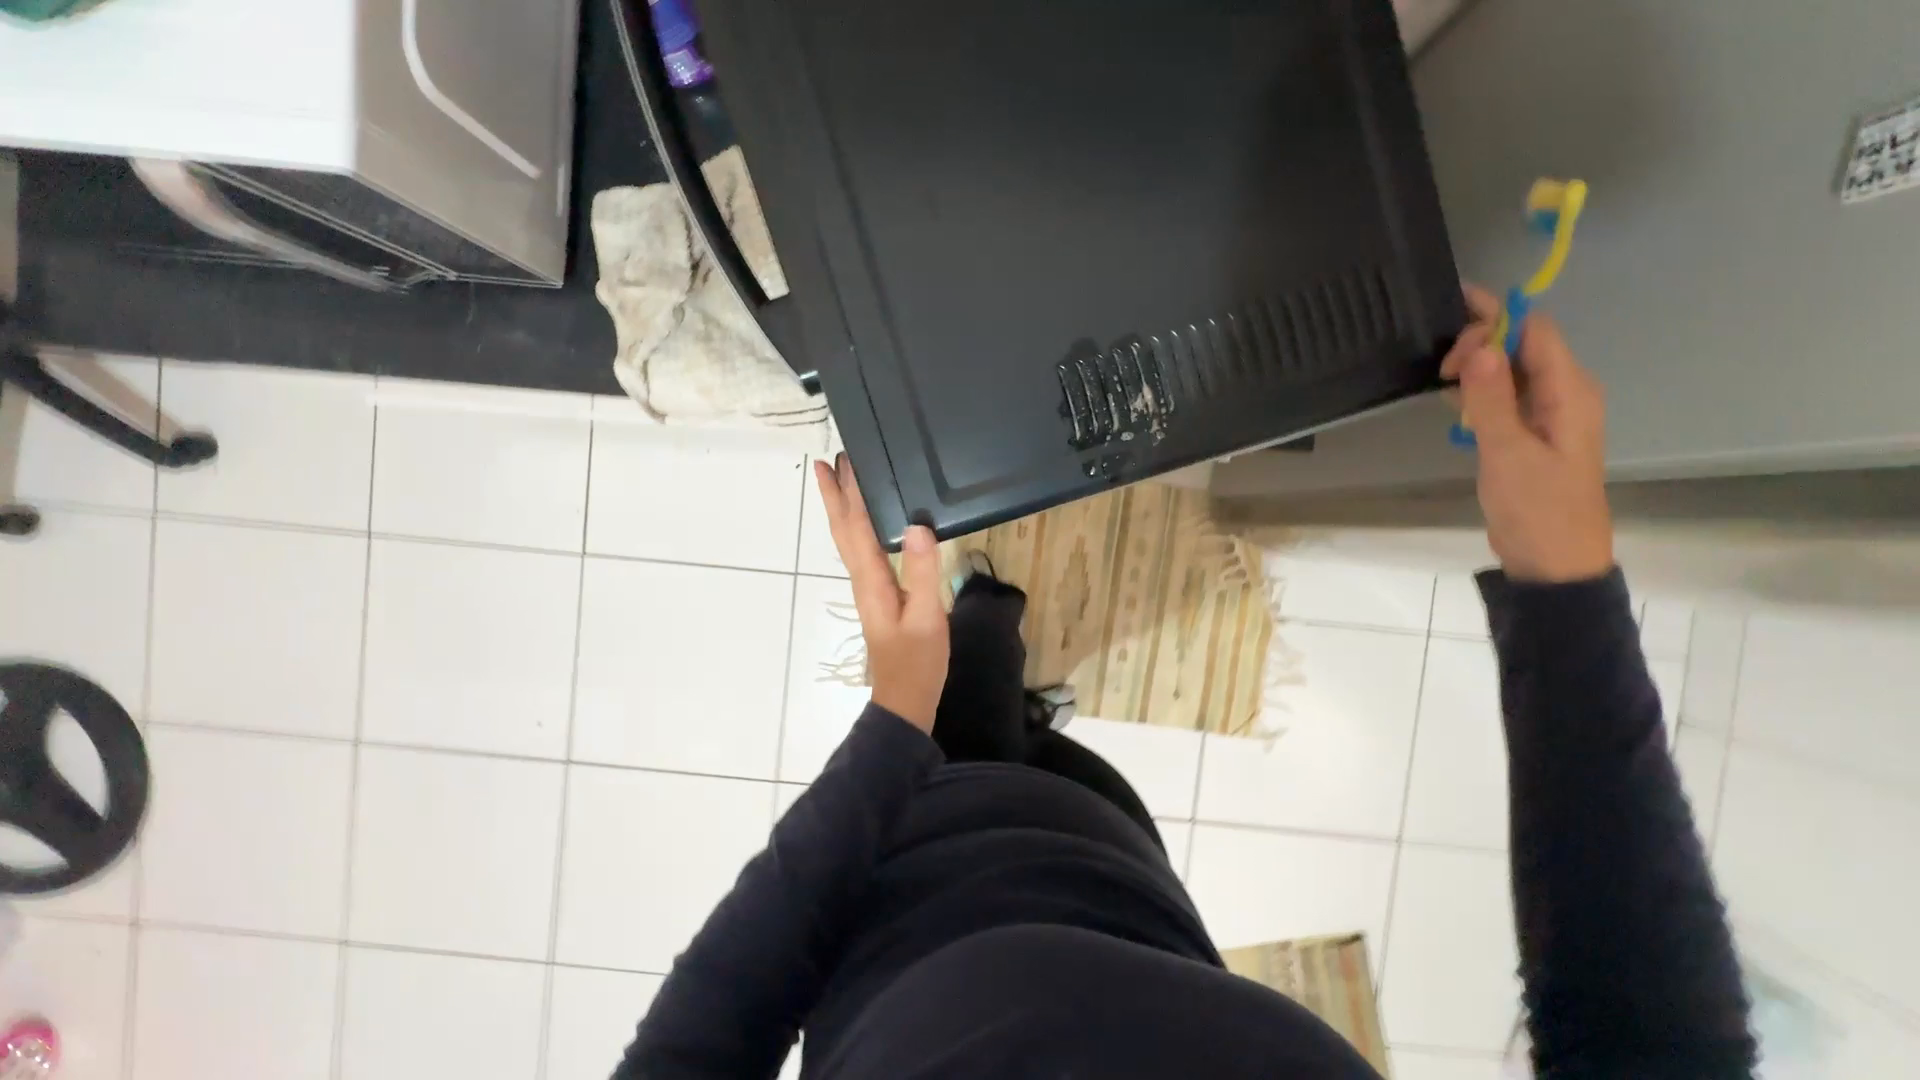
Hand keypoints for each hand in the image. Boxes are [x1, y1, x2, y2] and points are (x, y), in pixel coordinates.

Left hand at [811, 455, 948, 732]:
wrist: (905, 698)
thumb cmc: (917, 661)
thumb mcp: (927, 618)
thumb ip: (923, 573)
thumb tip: (916, 526)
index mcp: (871, 580)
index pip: (855, 528)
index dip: (847, 494)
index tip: (839, 462)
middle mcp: (863, 579)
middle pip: (843, 529)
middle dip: (835, 495)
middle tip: (829, 460)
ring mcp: (868, 587)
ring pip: (849, 539)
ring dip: (843, 508)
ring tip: (842, 481)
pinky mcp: (878, 595)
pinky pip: (862, 550)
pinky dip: (857, 527)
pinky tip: (867, 524)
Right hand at [1442, 284, 1613, 583]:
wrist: (1553, 562)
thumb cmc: (1537, 508)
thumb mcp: (1508, 454)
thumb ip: (1492, 399)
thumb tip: (1481, 346)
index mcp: (1569, 392)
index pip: (1534, 331)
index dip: (1494, 322)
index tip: (1449, 338)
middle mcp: (1564, 394)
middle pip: (1522, 345)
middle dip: (1480, 344)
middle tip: (1440, 373)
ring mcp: (1548, 415)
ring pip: (1511, 370)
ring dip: (1477, 367)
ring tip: (1438, 380)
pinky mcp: (1530, 434)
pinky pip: (1505, 397)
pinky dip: (1480, 392)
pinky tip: (1452, 400)